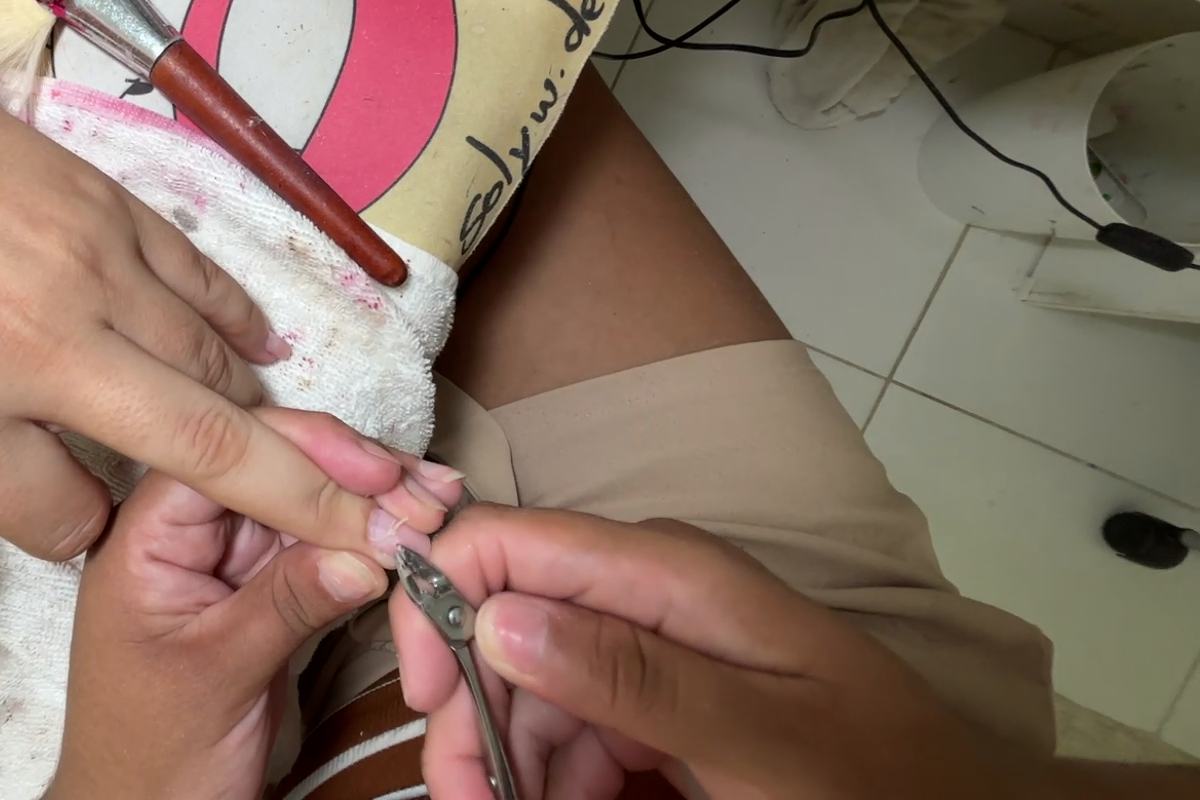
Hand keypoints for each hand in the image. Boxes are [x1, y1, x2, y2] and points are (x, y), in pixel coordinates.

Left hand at [0, 82, 438, 697]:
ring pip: (216, 373)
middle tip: (359, 538)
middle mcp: (49, 351)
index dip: (74, 529)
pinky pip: (211, 290)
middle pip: (204, 452)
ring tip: (275, 445)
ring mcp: (98, 274)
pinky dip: (244, 332)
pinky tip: (258, 353)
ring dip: (253, 420)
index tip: (73, 511)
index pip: (62, 519)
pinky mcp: (123, 216)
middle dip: (294, 506)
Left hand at [49, 409, 466, 799]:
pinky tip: (408, 527)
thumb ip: (285, 605)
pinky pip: (319, 542)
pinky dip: (366, 536)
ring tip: (435, 499)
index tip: (376, 473)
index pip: (220, 459)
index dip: (301, 454)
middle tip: (425, 490)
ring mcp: (230, 551)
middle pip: (271, 467)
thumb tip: (366, 550)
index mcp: (148, 534)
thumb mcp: (215, 677)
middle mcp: (189, 527)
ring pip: (305, 499)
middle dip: (351, 473)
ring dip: (371, 498)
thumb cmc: (150, 755)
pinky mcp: (265, 578)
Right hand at [392, 507, 1037, 799]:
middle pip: (499, 617)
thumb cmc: (889, 787)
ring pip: (520, 678)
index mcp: (656, 571)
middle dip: (467, 704)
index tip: (425, 695)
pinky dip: (540, 772)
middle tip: (462, 799)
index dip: (442, 598)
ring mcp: (637, 642)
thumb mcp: (769, 745)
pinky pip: (561, 722)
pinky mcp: (643, 694)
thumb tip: (497, 619)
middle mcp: (632, 590)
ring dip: (496, 750)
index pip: (502, 540)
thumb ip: (635, 676)